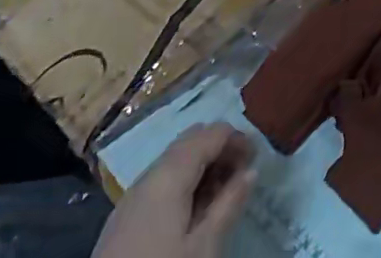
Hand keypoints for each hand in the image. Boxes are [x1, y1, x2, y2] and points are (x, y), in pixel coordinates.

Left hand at [94, 124, 256, 257]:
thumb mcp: (204, 247)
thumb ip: (229, 204)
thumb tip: (251, 171)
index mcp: (170, 175)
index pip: (211, 133)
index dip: (238, 139)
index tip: (256, 161)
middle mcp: (149, 175)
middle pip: (191, 141)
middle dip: (220, 149)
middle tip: (240, 175)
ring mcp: (132, 195)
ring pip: (175, 160)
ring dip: (203, 166)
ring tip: (222, 195)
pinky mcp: (124, 216)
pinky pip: (161, 181)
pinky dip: (184, 182)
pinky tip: (194, 211)